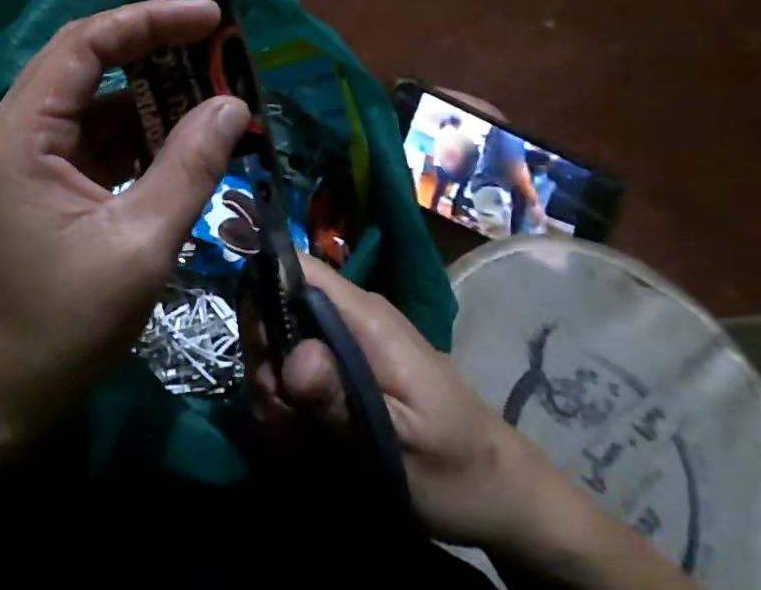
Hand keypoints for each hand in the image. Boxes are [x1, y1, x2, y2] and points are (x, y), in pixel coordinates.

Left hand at [0, 0, 251, 444]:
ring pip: (98, 100)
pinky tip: (189, 140)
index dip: (150, 20)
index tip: (211, 18)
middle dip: (157, 50)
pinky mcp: (46, 181)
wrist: (2, 395)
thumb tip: (234, 103)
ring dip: (156, 96)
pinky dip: (144, 135)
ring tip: (218, 93)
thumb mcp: (139, 244)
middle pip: (89, 61)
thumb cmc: (63, 325)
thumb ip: (189, 166)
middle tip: (221, 50)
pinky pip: (99, 138)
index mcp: (21, 133)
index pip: (86, 43)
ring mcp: (29, 156)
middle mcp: (17, 130)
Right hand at [250, 256, 555, 545]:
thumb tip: (291, 358)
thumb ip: (341, 398)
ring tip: (301, 443)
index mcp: (365, 317)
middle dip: (266, 366)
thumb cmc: (455, 469)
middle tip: (285, 423)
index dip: (262, 296)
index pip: (295, 268)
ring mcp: (348, 342)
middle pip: (276, 312)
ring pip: (280, 348)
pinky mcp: (346, 367)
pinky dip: (291, 407)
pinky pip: (298, 372)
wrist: (500, 493)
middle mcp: (351, 317)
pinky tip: (307, 443)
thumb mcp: (397, 444)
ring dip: (277, 395)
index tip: (260, 358)